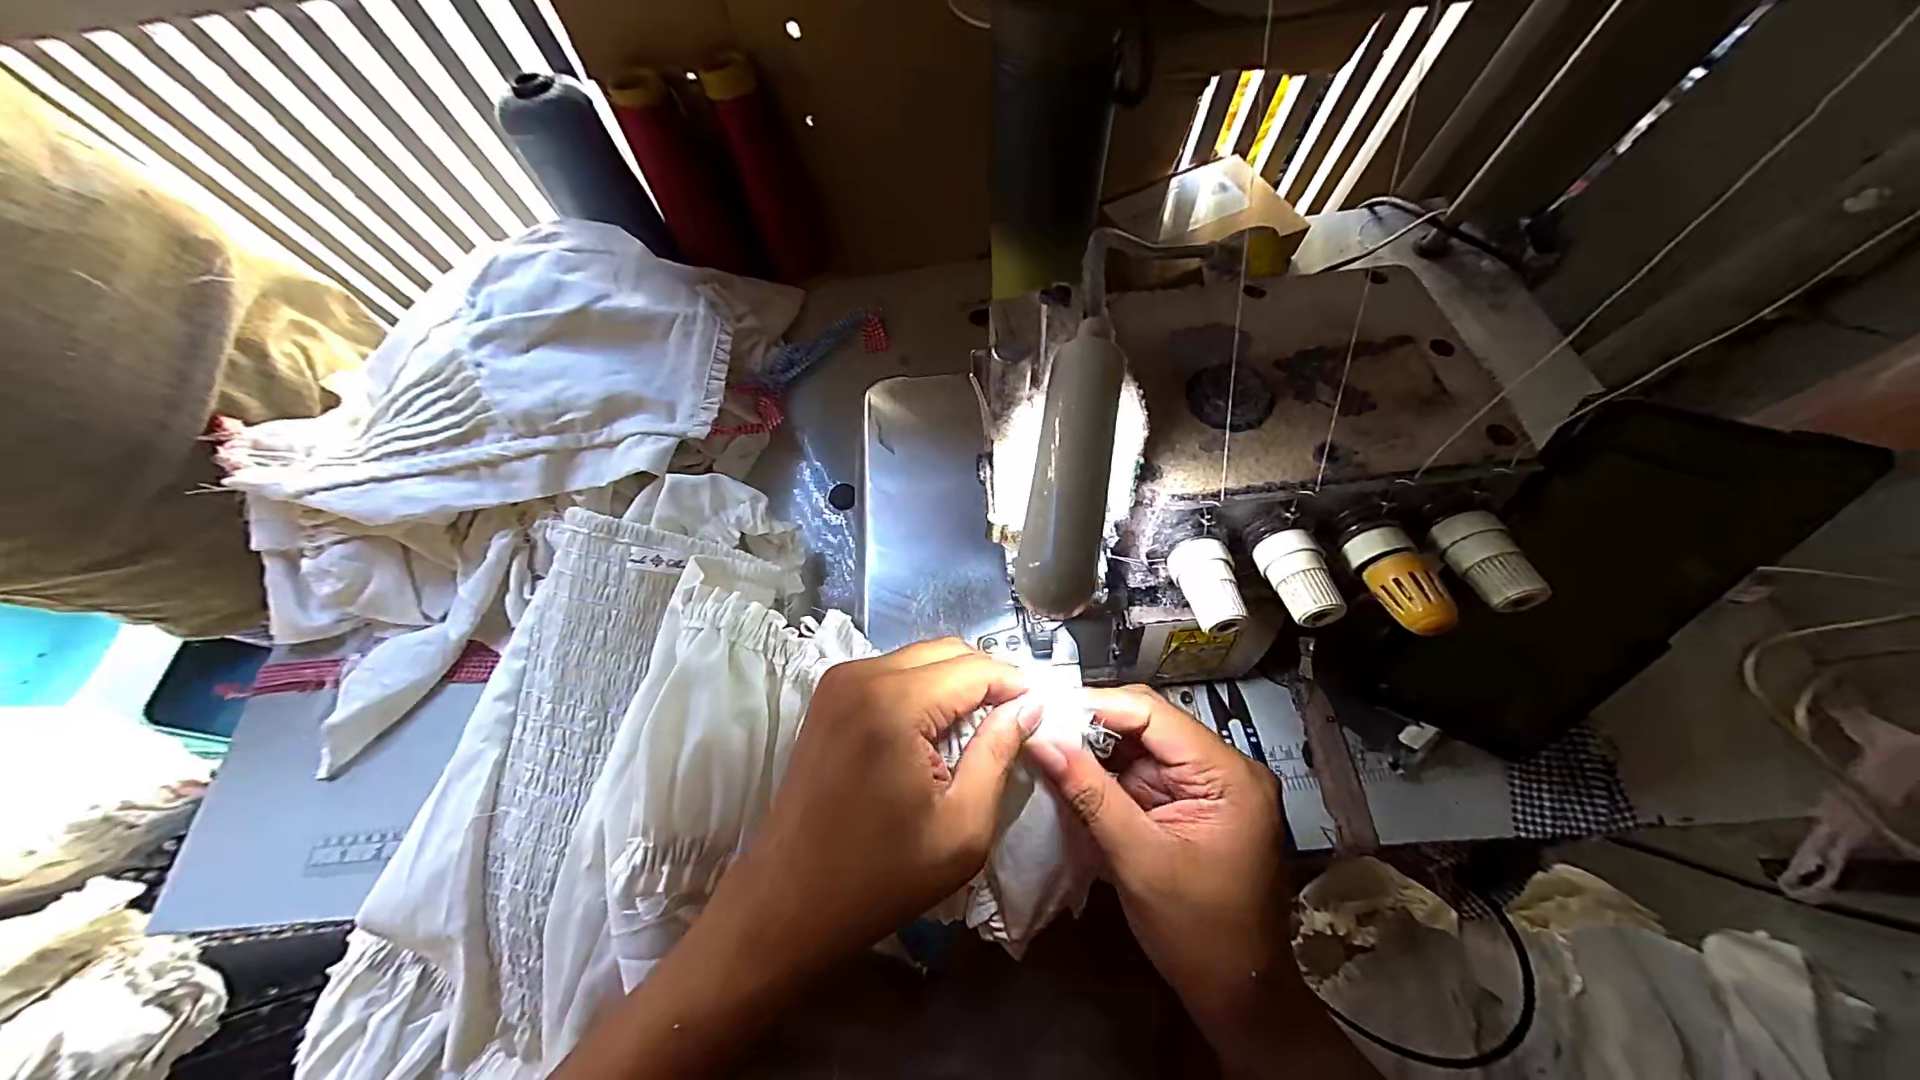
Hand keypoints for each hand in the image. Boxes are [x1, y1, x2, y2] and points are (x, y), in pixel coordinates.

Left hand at [554, 639, 1036, 1079]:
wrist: (787, 902)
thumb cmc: (880, 877)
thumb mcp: (962, 827)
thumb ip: (999, 753)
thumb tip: (1029, 706)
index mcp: (894, 703)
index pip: (975, 668)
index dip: (1016, 685)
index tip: (1043, 710)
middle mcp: (862, 675)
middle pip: (947, 651)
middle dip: (988, 678)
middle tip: (1015, 718)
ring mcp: (838, 681)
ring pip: (920, 658)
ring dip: (956, 682)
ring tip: (981, 726)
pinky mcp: (828, 696)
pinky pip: (893, 673)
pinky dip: (924, 689)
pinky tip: (937, 728)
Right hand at [1025, 685, 1283, 1021]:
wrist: (1239, 994)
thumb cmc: (1198, 933)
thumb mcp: (1138, 859)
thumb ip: (1089, 792)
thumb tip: (1042, 739)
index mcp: (1228, 774)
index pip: (1154, 715)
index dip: (1096, 705)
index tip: (1046, 708)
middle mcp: (1225, 767)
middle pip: (1149, 724)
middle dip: (1093, 725)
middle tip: (1041, 727)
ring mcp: (1210, 785)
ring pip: (1142, 745)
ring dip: (1097, 748)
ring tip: (1049, 746)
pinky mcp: (1194, 802)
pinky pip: (1146, 772)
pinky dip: (1110, 773)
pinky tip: (1075, 773)